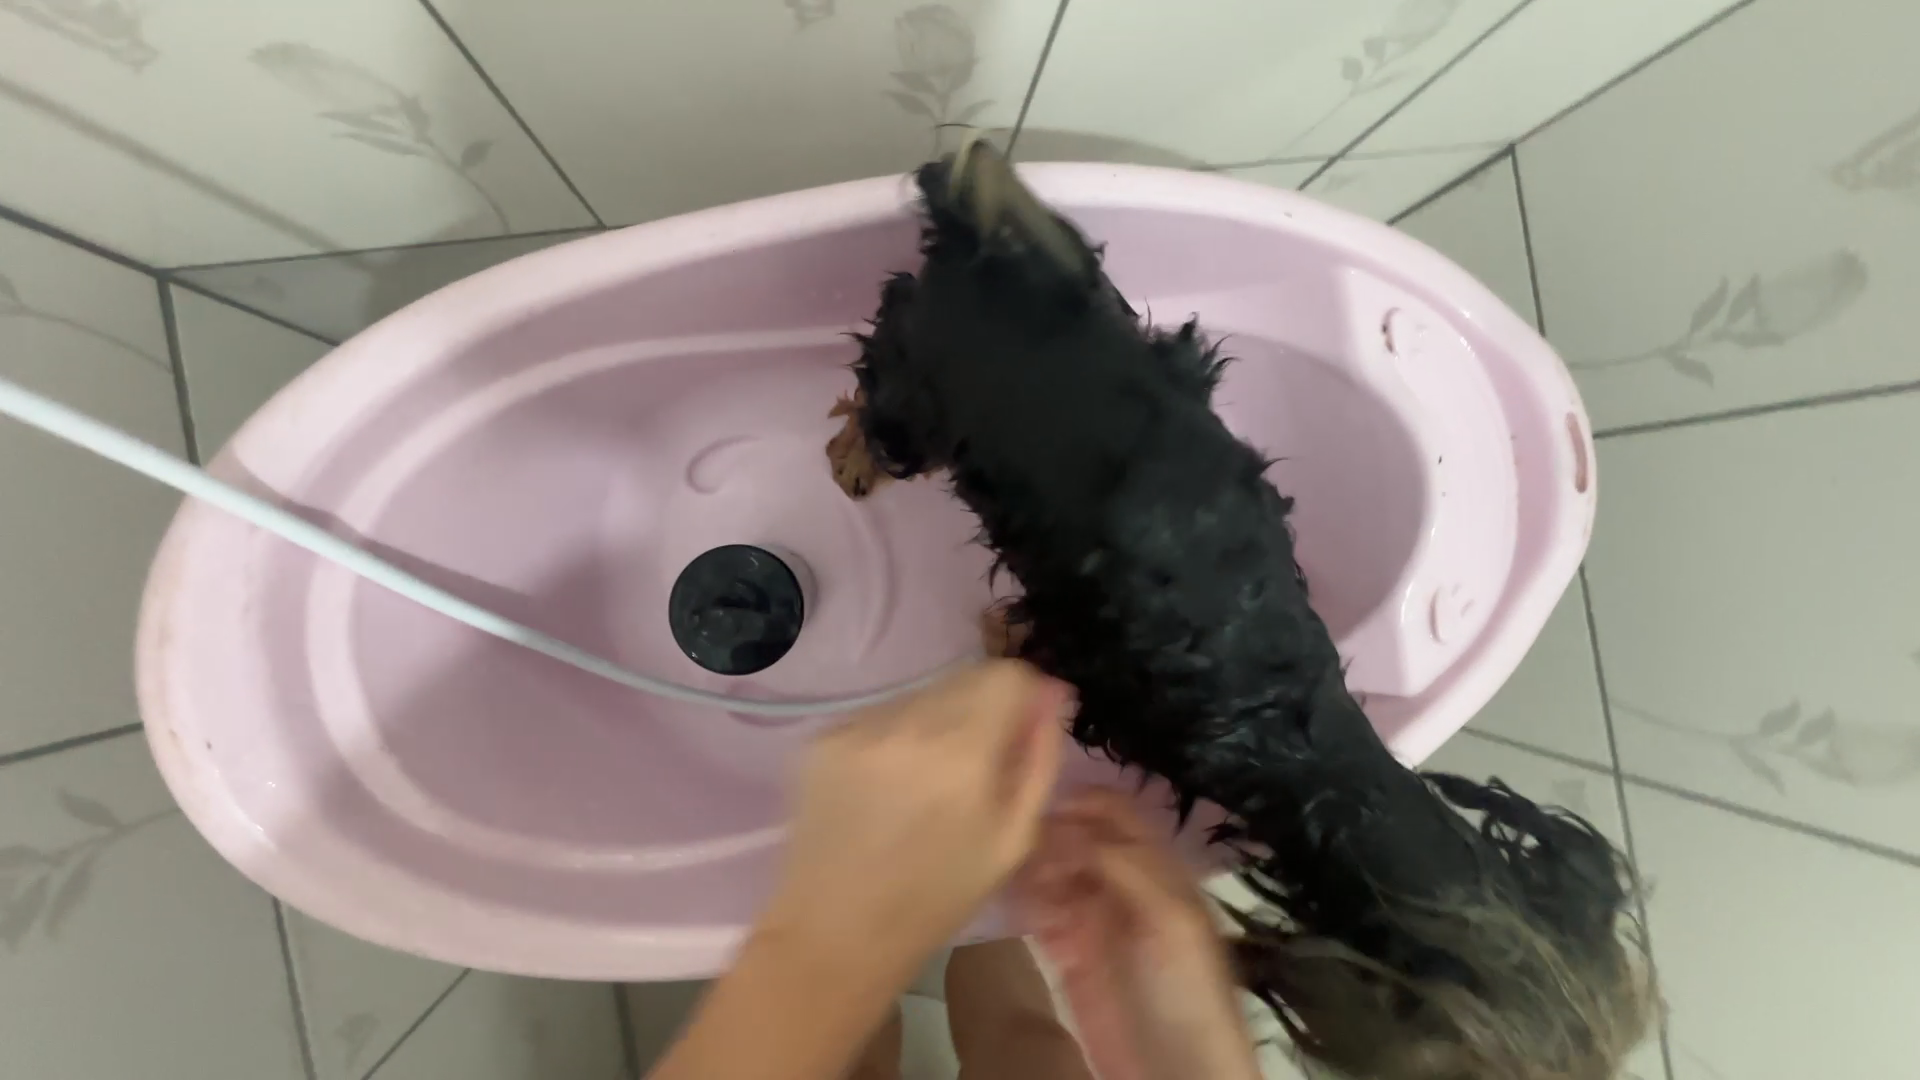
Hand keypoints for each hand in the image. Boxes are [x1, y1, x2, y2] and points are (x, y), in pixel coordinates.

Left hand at [765, 660, 1071, 978]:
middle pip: (966, 677)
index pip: (1008, 675)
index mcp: (964, 755)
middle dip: (984, 707)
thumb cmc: (938, 896)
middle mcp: (909, 725)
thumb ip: (1039, 757)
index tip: (1022, 725)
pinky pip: (884, 713)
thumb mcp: (1014, 839)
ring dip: (940, 719)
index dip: (1025, 694)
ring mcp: (861, 726)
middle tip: (975, 763)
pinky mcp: (826, 735)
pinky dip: (899, 736)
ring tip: (928, 779)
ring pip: (925, 693)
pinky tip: (889, 784)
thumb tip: (1052, 694)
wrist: (835, 932)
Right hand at [1014, 789, 1261, 1079]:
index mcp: (1154, 864)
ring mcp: (1091, 913)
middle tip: (1026, 850)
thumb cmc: (1187, 991)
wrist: (1175, 1075)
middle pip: (1075, 834)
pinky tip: (1022, 912)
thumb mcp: (1172, 919)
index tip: (1045, 805)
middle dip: (1049, 835)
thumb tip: (1073, 821)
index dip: (1082, 802)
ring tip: (1023, 884)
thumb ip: (1128, 864)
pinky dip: (1024, 902)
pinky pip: (1037, 908)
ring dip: (1032, 867)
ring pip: (1051, 867)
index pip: (1114, 811)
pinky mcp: (1066, 948)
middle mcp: (1120, 879)